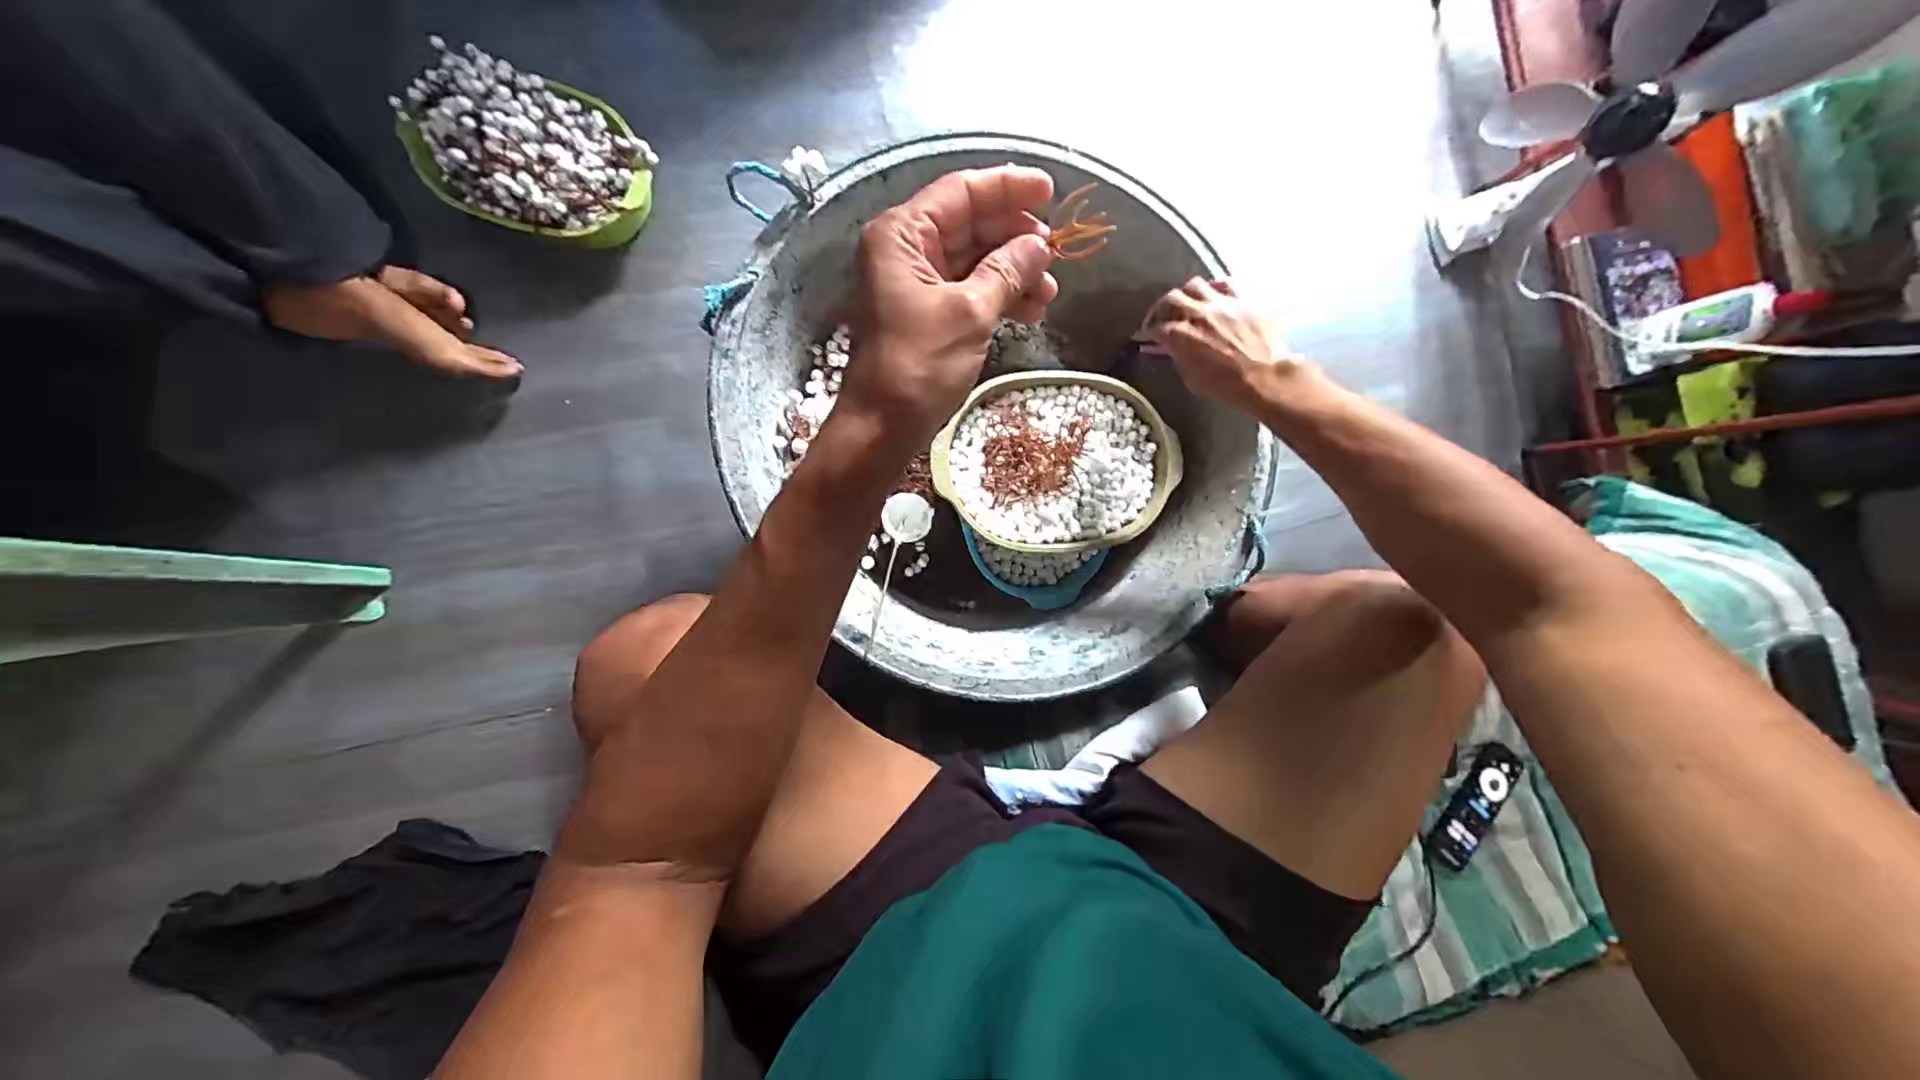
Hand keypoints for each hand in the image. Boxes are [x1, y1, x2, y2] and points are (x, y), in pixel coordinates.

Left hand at [840, 166, 1059, 448]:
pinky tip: (1031, 309)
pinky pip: (969, 289)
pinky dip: (999, 296)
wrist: (883, 427)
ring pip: (974, 260)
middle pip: (969, 224)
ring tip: (1049, 291)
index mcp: (902, 235)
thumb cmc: (918, 365)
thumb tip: (1039, 244)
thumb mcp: (969, 313)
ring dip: (1014, 271)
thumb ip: (1007, 271)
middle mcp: (905, 251)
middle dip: (1015, 236)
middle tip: (1055, 252)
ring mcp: (915, 284)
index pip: (960, 192)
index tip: (1050, 192)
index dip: (1008, 187)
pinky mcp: (926, 313)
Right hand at [1141, 277, 1310, 414]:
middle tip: (1159, 318)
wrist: (1264, 377)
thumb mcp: (1191, 377)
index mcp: (1179, 335)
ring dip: (1185, 294)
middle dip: (1160, 309)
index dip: (1146, 333)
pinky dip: (1214, 288)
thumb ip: (1176, 357)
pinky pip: (1224, 284)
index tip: (1143, 336)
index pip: (1154, 328)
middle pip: (1169, 300)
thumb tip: (1165, 348)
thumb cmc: (1225, 385)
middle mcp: (1197, 314)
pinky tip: (1211, 295)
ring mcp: (1220, 303)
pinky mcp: (1241, 300)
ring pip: (1194, 285)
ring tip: (1185, 303)